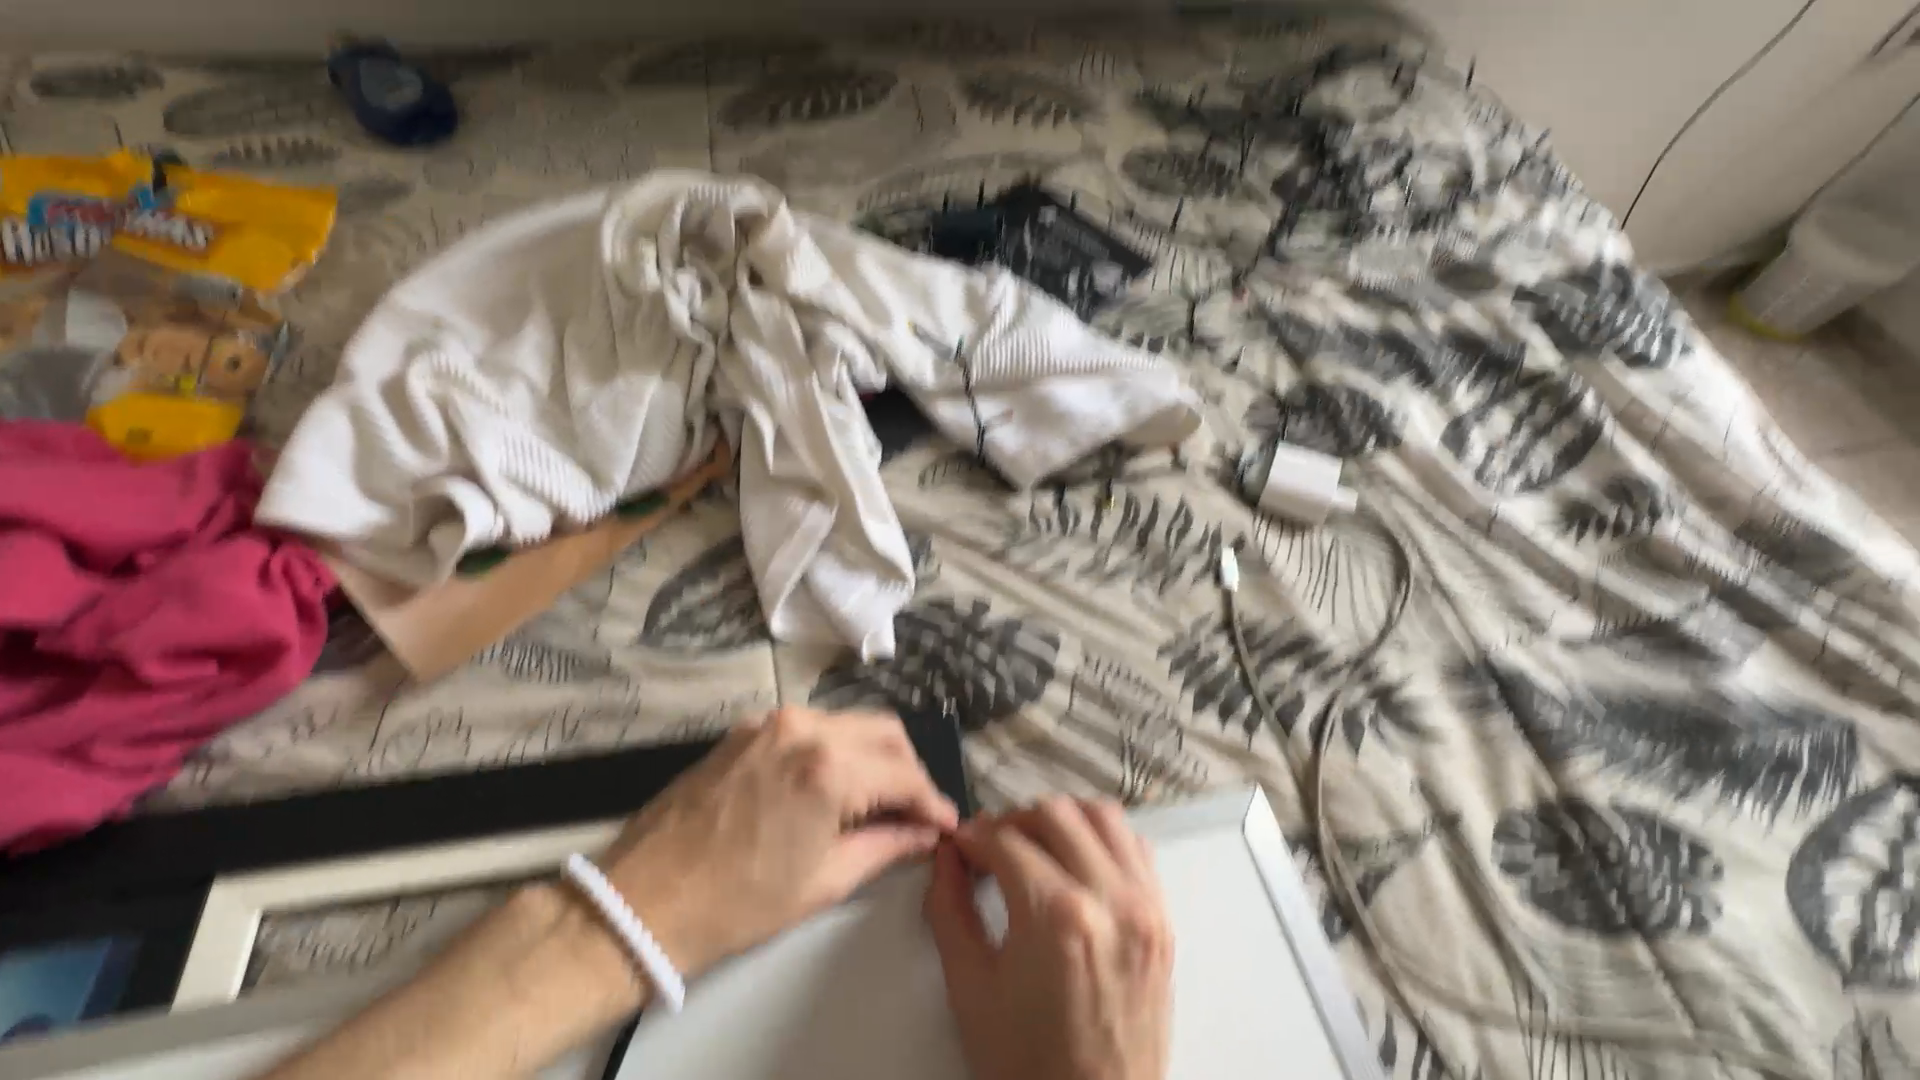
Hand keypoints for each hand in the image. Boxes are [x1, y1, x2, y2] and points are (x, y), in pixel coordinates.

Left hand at [597, 706, 957, 979]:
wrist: (643, 900)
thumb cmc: (737, 903)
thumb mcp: (824, 881)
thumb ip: (887, 847)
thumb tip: (926, 834)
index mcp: (829, 768)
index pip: (905, 774)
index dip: (934, 801)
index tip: (948, 825)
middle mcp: (804, 728)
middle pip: (885, 732)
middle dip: (910, 769)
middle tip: (916, 812)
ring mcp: (771, 722)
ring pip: (850, 722)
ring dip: (874, 755)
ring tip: (877, 801)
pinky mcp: (747, 728)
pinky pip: (811, 725)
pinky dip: (836, 747)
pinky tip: (833, 784)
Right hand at [924, 797, 1173, 1079]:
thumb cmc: (1029, 1062)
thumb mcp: (969, 986)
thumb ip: (949, 908)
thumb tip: (945, 857)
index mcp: (1057, 916)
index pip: (1006, 841)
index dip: (972, 836)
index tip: (959, 845)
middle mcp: (1110, 899)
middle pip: (1054, 814)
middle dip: (1011, 821)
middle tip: (990, 846)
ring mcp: (1145, 906)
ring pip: (1101, 815)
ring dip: (1060, 819)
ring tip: (1033, 844)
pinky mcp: (1163, 919)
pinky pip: (1136, 847)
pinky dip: (1103, 838)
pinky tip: (1077, 858)